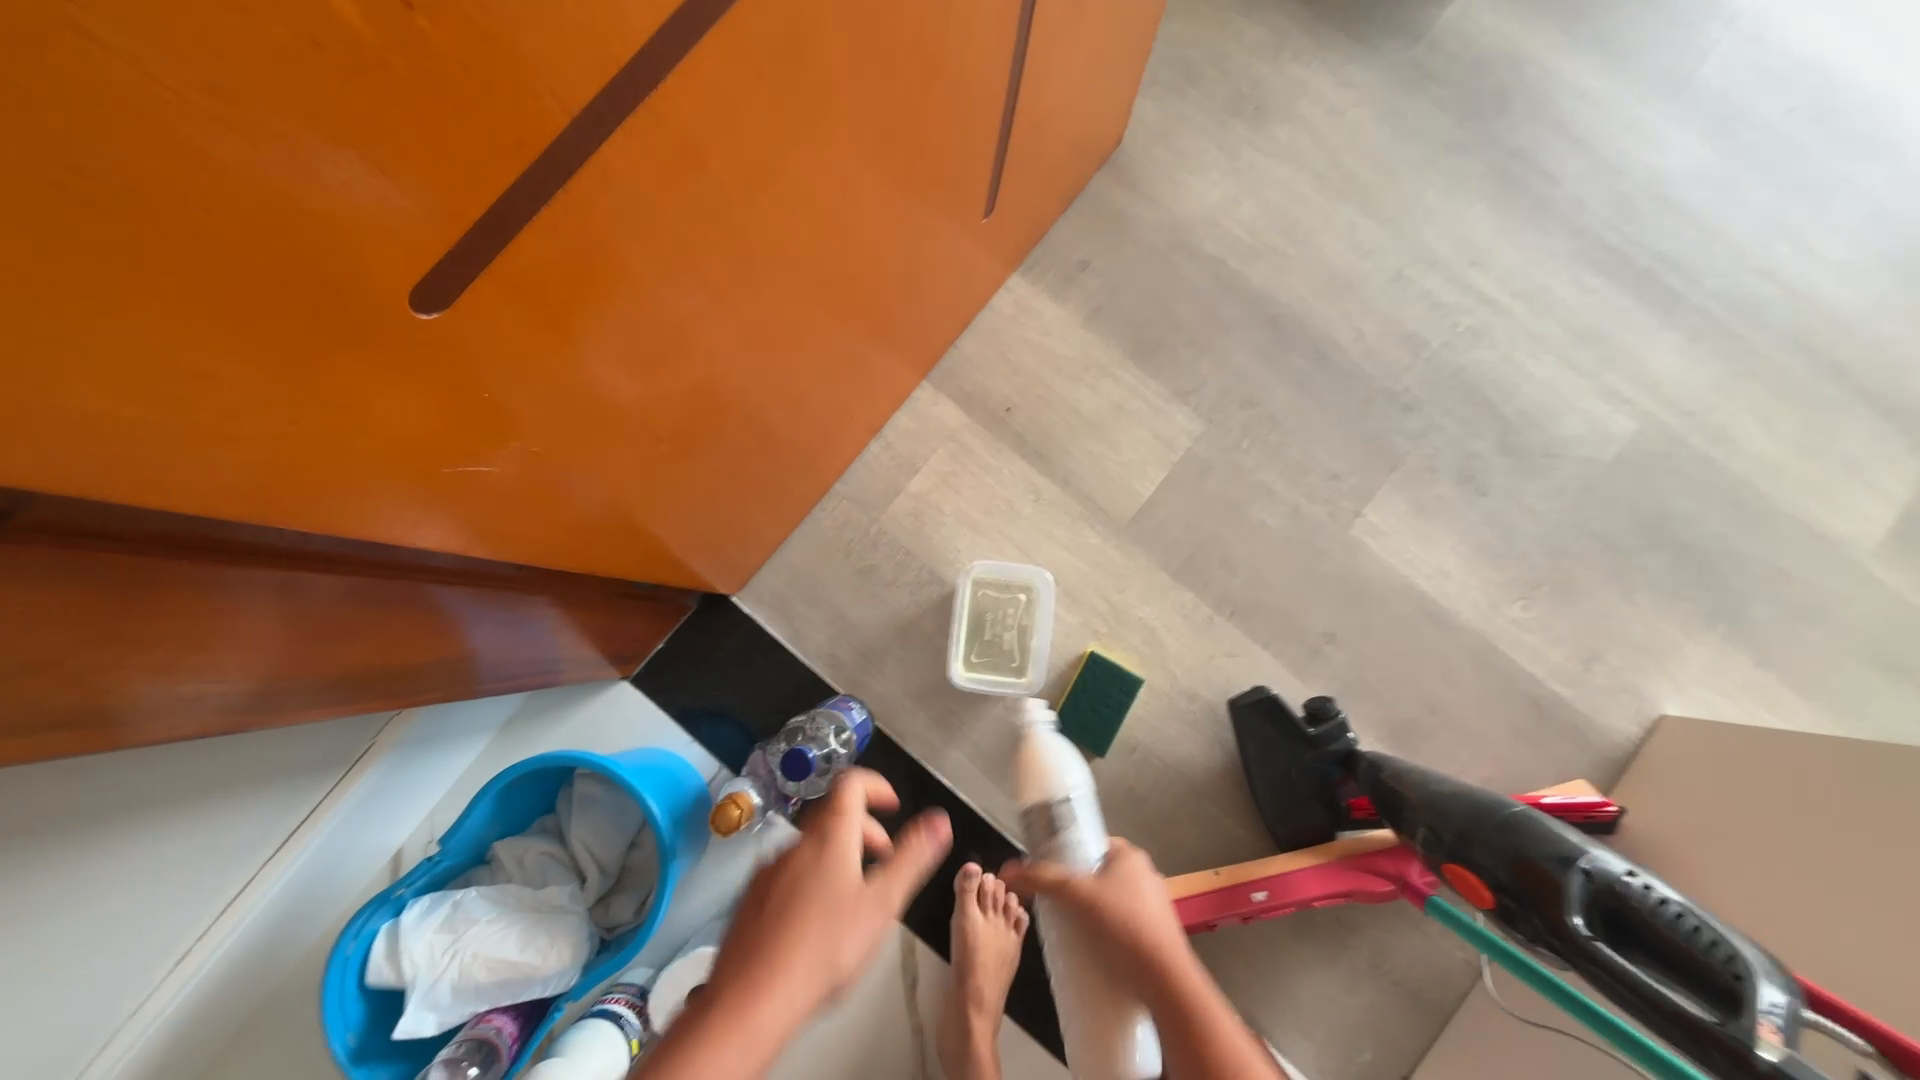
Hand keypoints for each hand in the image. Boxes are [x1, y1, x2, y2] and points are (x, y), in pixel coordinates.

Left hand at [706, 768, 952, 1027]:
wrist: (750, 998)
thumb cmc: (822, 951)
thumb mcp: (882, 904)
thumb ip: (913, 858)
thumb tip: (939, 820)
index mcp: (829, 836)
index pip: (851, 783)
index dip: (876, 786)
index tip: (892, 806)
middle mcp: (795, 843)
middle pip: (833, 815)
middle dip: (865, 830)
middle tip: (884, 861)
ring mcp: (768, 869)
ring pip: (811, 846)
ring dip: (839, 856)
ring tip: (855, 897)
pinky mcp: (751, 897)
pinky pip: (789, 872)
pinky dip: (812, 878)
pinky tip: (819, 921)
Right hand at [1000, 837, 1194, 995]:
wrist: (1165, 981)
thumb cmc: (1123, 926)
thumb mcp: (1077, 896)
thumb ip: (1043, 879)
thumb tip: (1008, 870)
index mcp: (1131, 856)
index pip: (1091, 844)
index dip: (1068, 854)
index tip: (1048, 873)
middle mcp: (1145, 875)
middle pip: (1098, 874)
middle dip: (1076, 888)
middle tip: (1053, 903)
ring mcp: (1153, 906)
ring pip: (1110, 901)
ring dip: (1089, 911)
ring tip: (1066, 927)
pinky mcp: (1155, 934)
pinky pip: (1121, 924)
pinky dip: (1104, 930)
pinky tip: (1089, 946)